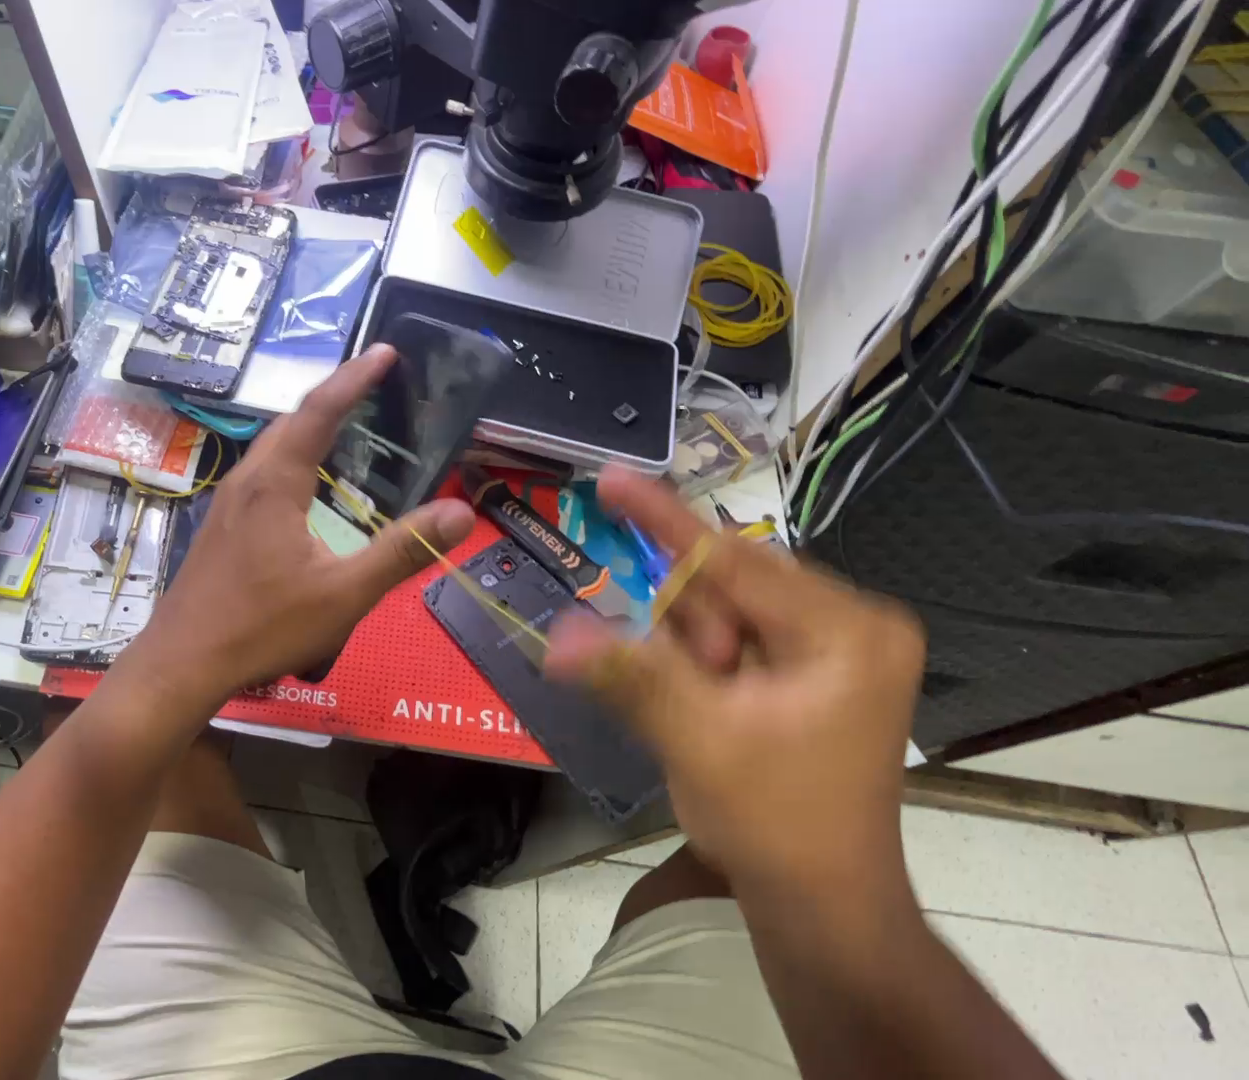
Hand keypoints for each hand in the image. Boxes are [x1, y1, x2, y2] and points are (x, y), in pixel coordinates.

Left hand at [122, 345, 475, 707]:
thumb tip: (459, 513)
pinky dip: (293, 458)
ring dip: (310, 427)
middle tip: (375, 385)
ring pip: (272, 447)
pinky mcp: (221, 525)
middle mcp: (247, 481)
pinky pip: (262, 472)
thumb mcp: (343, 595)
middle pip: (291, 422)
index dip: (355, 379)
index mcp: (275, 484)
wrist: (183, 661)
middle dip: (334, 396)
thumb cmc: (262, 626)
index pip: (318, 413)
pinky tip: (308, 486)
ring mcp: (227, 503)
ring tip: (349, 425)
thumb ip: (401, 552)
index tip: (385, 351)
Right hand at [544, 469, 924, 894]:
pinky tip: (698, 709)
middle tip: (686, 692)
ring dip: (684, 657)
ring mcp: (826, 652)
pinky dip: (691, 669)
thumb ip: (629, 674)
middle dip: (683, 633)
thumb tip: (555, 634)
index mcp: (846, 630)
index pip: (734, 560)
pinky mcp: (802, 676)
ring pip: (717, 617)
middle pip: (724, 589)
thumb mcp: (699, 740)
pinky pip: (723, 645)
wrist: (820, 903)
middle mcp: (845, 626)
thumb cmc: (778, 822)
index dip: (663, 520)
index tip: (611, 477)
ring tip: (700, 715)